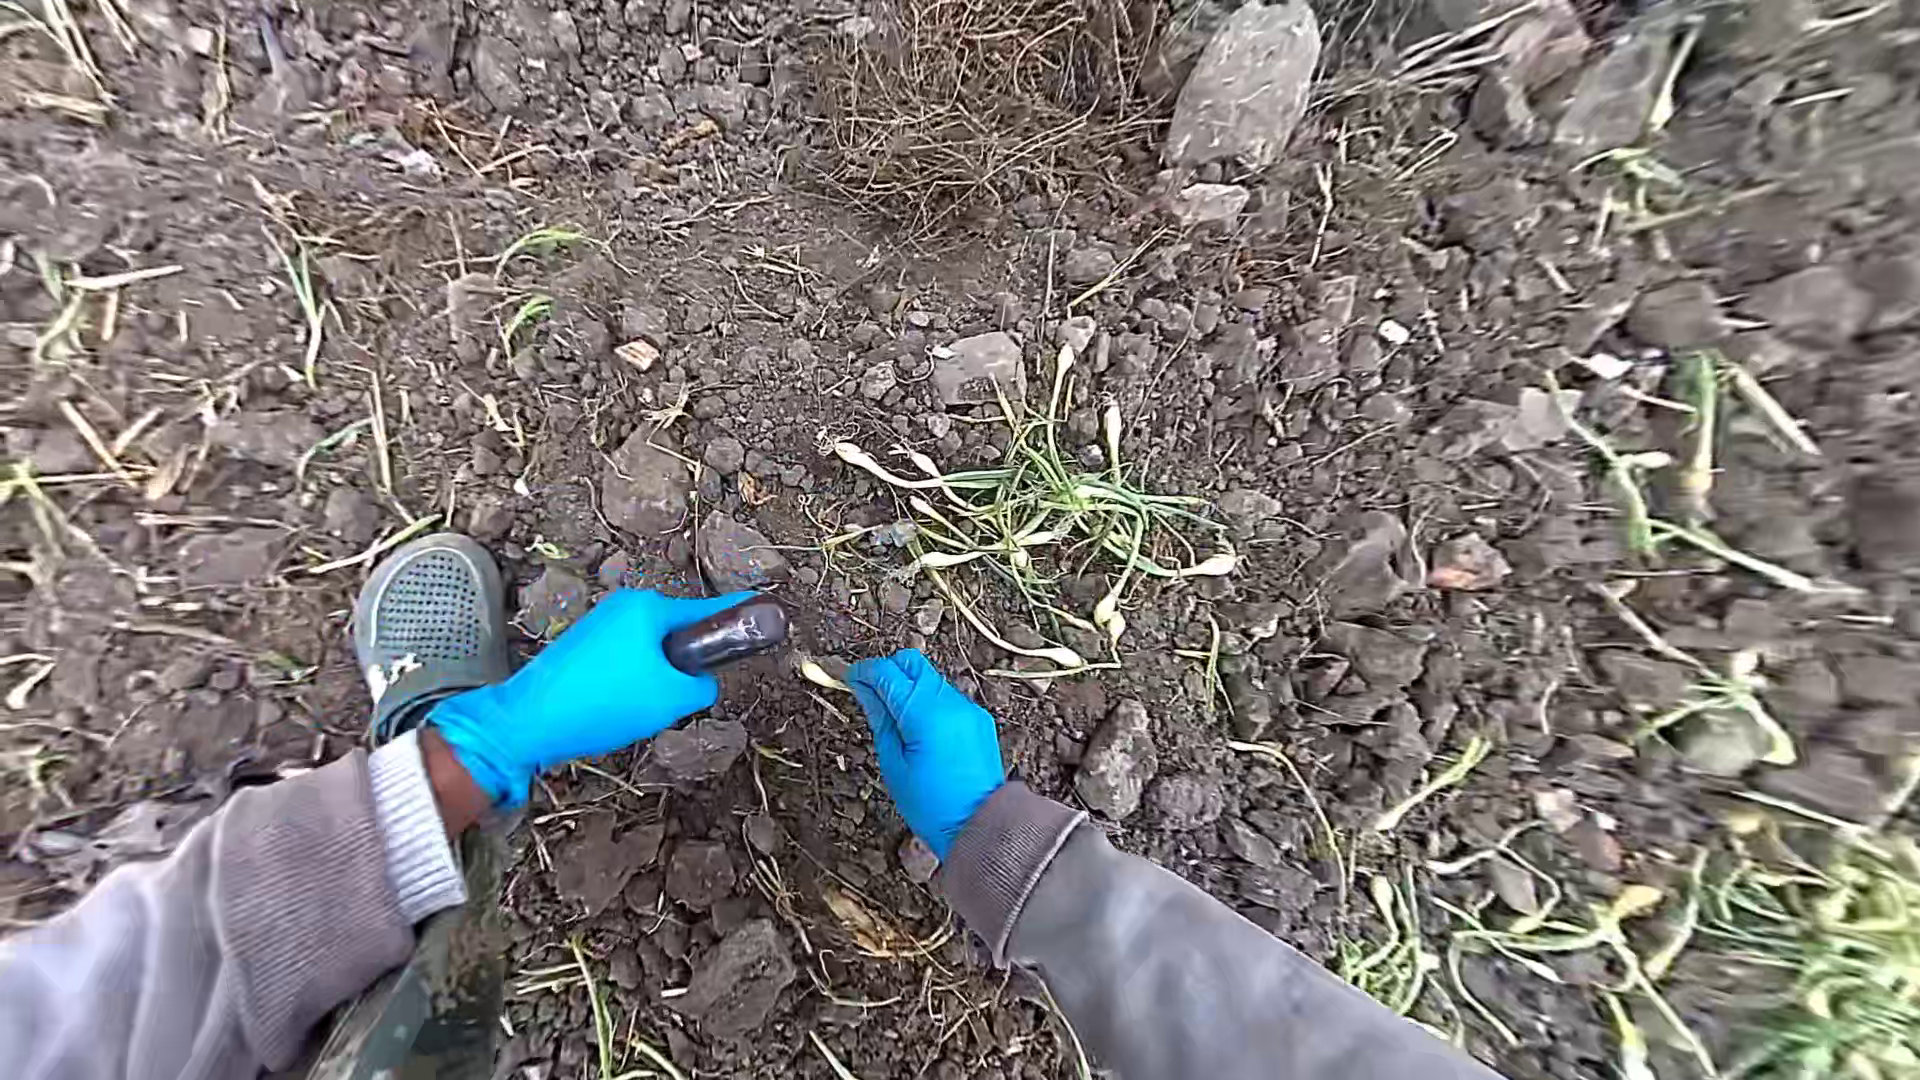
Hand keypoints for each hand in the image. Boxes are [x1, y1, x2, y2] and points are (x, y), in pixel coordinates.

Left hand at [429, 589, 755, 804]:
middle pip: (681, 630)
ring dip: (662, 670)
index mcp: (648, 608)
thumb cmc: (605, 702)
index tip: (765, 612)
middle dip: (689, 658)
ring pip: (655, 646)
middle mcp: (626, 606)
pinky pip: (631, 654)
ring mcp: (602, 623)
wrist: (523, 725)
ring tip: (648, 701)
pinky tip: (625, 701)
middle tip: (688, 688)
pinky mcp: (584, 643)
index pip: (709, 609)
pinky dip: (639, 674)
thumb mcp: (673, 698)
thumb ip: (704, 684)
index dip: (739, 615)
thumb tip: (702, 681)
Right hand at [848, 649, 1004, 858]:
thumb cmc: (934, 806)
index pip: (887, 672)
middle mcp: (950, 702)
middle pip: (912, 663)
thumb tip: (862, 689)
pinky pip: (946, 696)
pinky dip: (928, 703)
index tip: (850, 677)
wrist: (981, 826)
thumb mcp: (894, 763)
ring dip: (909, 687)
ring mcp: (967, 708)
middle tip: (870, 694)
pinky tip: (920, 730)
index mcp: (925, 713)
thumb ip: (879, 717)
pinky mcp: (977, 717)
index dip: (864, 671)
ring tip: (896, 721)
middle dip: (888, 671)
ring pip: (929, 678)